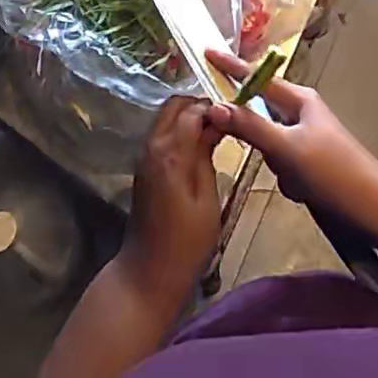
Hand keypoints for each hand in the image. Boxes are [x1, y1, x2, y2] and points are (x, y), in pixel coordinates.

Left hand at [121, 96, 223, 302]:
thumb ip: (206, 156)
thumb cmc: (186, 242)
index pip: (191, 112)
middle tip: (223, 119)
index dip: (213, 108)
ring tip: (214, 131)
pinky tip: (198, 144)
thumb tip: (215, 126)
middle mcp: (153, 146)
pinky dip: (178, 128)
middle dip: (197, 104)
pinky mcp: (143, 165)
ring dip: (187, 114)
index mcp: (170, 154)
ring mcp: (144, 154)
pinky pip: (160, 132)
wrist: (148, 272)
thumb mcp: (207, 199)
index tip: (235, 115)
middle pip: (173, 105)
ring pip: (165, 116)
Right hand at [205, 49, 377, 226]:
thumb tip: (215, 106)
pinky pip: (282, 163)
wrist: (375, 211)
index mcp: (299, 99)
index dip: (230, 66)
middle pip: (260, 112)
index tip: (207, 52)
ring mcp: (306, 137)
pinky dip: (287, 177)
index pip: (256, 77)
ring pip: (270, 143)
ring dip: (275, 162)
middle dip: (257, 137)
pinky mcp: (310, 162)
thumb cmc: (332, 172)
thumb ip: (250, 127)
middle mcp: (302, 112)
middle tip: (262, 152)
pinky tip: (303, 191)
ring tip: (296, 179)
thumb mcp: (286, 148)